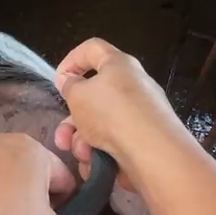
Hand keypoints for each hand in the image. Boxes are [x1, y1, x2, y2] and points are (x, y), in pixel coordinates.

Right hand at [53, 38, 189, 181]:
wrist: (156, 154)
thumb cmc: (111, 113)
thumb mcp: (77, 95)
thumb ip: (69, 85)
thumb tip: (70, 81)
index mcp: (118, 64)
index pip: (91, 49)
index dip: (70, 60)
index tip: (59, 82)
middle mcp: (133, 85)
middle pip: (94, 96)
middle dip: (73, 119)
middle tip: (63, 136)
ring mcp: (142, 114)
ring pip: (102, 123)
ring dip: (84, 140)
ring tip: (82, 155)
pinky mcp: (148, 140)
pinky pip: (117, 142)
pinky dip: (103, 152)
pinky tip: (95, 165)